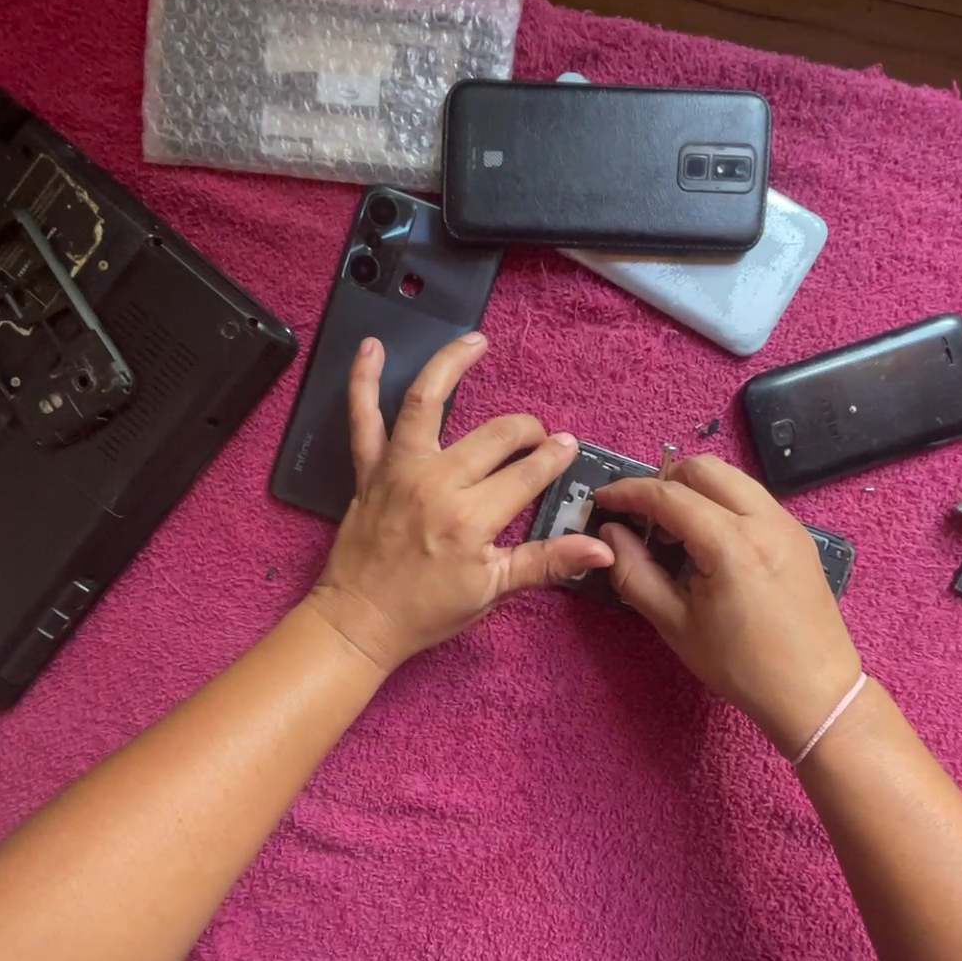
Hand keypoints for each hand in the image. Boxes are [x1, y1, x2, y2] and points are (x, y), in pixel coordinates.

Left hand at [304, 333, 613, 672]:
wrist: (360, 621)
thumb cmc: (427, 610)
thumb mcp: (492, 590)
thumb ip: (546, 562)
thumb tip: (601, 551)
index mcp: (472, 517)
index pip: (528, 472)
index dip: (554, 456)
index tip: (567, 447)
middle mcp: (437, 482)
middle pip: (494, 435)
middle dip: (525, 428)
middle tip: (538, 433)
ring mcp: (400, 469)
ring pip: (425, 402)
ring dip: (452, 364)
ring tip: (476, 340)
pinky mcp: (369, 469)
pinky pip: (362, 418)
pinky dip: (363, 380)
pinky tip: (371, 348)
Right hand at [593, 456, 862, 757]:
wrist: (815, 693)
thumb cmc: (742, 666)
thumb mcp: (675, 624)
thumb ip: (634, 573)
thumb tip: (609, 534)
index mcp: (732, 545)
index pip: (669, 496)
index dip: (629, 492)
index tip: (603, 498)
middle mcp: (765, 521)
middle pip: (702, 468)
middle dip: (663, 481)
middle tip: (641, 516)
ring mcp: (787, 523)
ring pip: (730, 477)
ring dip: (692, 489)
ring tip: (672, 529)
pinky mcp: (797, 533)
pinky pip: (749, 497)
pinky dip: (718, 502)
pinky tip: (705, 541)